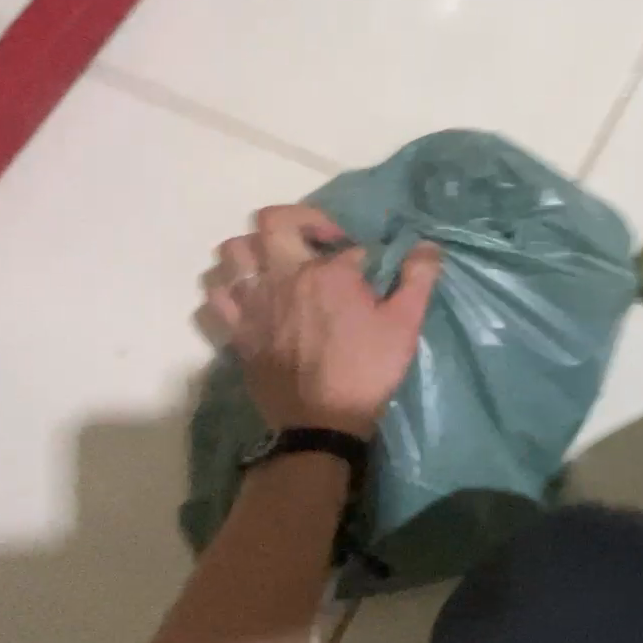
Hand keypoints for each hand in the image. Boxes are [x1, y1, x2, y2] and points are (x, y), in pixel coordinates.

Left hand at [203, 205, 442, 436]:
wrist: (320, 419)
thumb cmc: (369, 367)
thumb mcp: (407, 321)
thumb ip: (418, 277)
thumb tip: (428, 246)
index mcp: (327, 273)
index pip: (344, 243)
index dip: (362, 252)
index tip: (375, 270)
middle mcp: (281, 278)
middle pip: (272, 222)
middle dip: (301, 222)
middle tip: (325, 245)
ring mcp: (251, 303)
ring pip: (232, 252)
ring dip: (258, 250)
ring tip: (285, 266)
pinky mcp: (234, 329)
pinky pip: (215, 292)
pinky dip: (232, 286)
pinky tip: (257, 297)